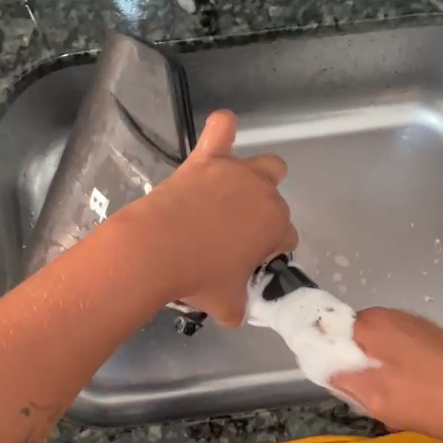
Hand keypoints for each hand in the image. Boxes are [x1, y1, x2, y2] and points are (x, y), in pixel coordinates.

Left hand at [109, 109, 297, 324]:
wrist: (155, 250)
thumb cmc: (196, 277)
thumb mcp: (227, 303)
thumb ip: (239, 306)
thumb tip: (237, 313)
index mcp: (275, 227)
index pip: (287, 238)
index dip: (270, 252)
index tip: (250, 263)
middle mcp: (263, 194)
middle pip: (278, 202)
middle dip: (264, 218)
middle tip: (236, 238)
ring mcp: (235, 172)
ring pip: (267, 165)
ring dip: (259, 178)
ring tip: (236, 197)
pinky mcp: (206, 159)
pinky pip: (222, 129)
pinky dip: (224, 131)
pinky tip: (222, 137)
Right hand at [331, 308, 442, 442]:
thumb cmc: (431, 398)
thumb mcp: (376, 397)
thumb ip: (343, 378)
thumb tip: (327, 366)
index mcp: (373, 323)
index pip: (332, 333)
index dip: (331, 360)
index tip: (340, 387)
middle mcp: (396, 317)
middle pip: (361, 344)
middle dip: (361, 371)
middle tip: (370, 403)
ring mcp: (424, 330)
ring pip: (388, 354)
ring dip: (386, 379)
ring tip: (400, 408)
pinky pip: (412, 360)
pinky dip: (410, 380)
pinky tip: (425, 404)